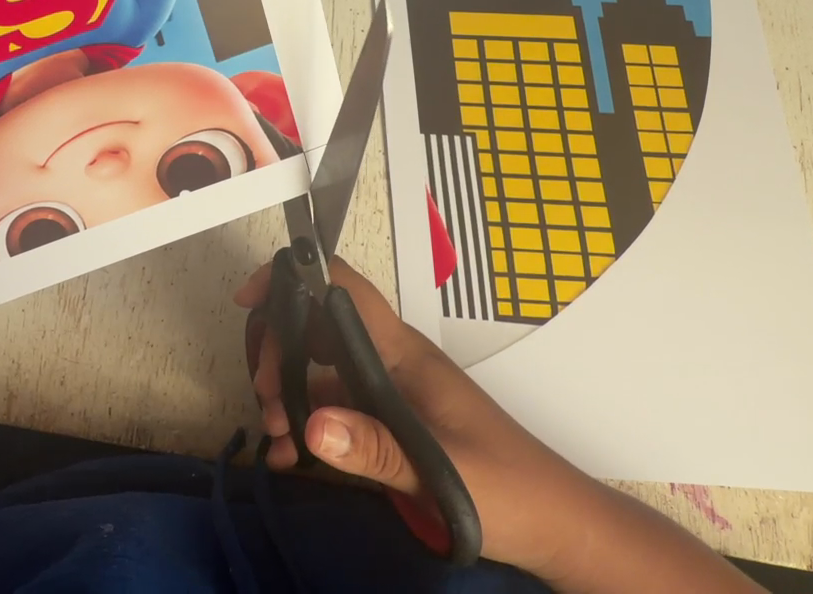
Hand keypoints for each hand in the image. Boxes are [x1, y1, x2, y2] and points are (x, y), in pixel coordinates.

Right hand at [237, 255, 607, 577]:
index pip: (341, 291)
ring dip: (285, 398)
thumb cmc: (512, 492)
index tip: (250, 299)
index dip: (293, 279)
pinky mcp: (383, 424)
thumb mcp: (441, 474)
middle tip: (266, 399)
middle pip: (314, 331)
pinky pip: (329, 411)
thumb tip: (310, 425)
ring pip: (316, 374)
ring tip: (276, 439)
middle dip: (277, 356)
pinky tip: (289, 456)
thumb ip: (376, 449)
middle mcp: (387, 363)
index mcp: (402, 354)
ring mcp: (384, 393)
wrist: (561, 532)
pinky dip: (303, 427)